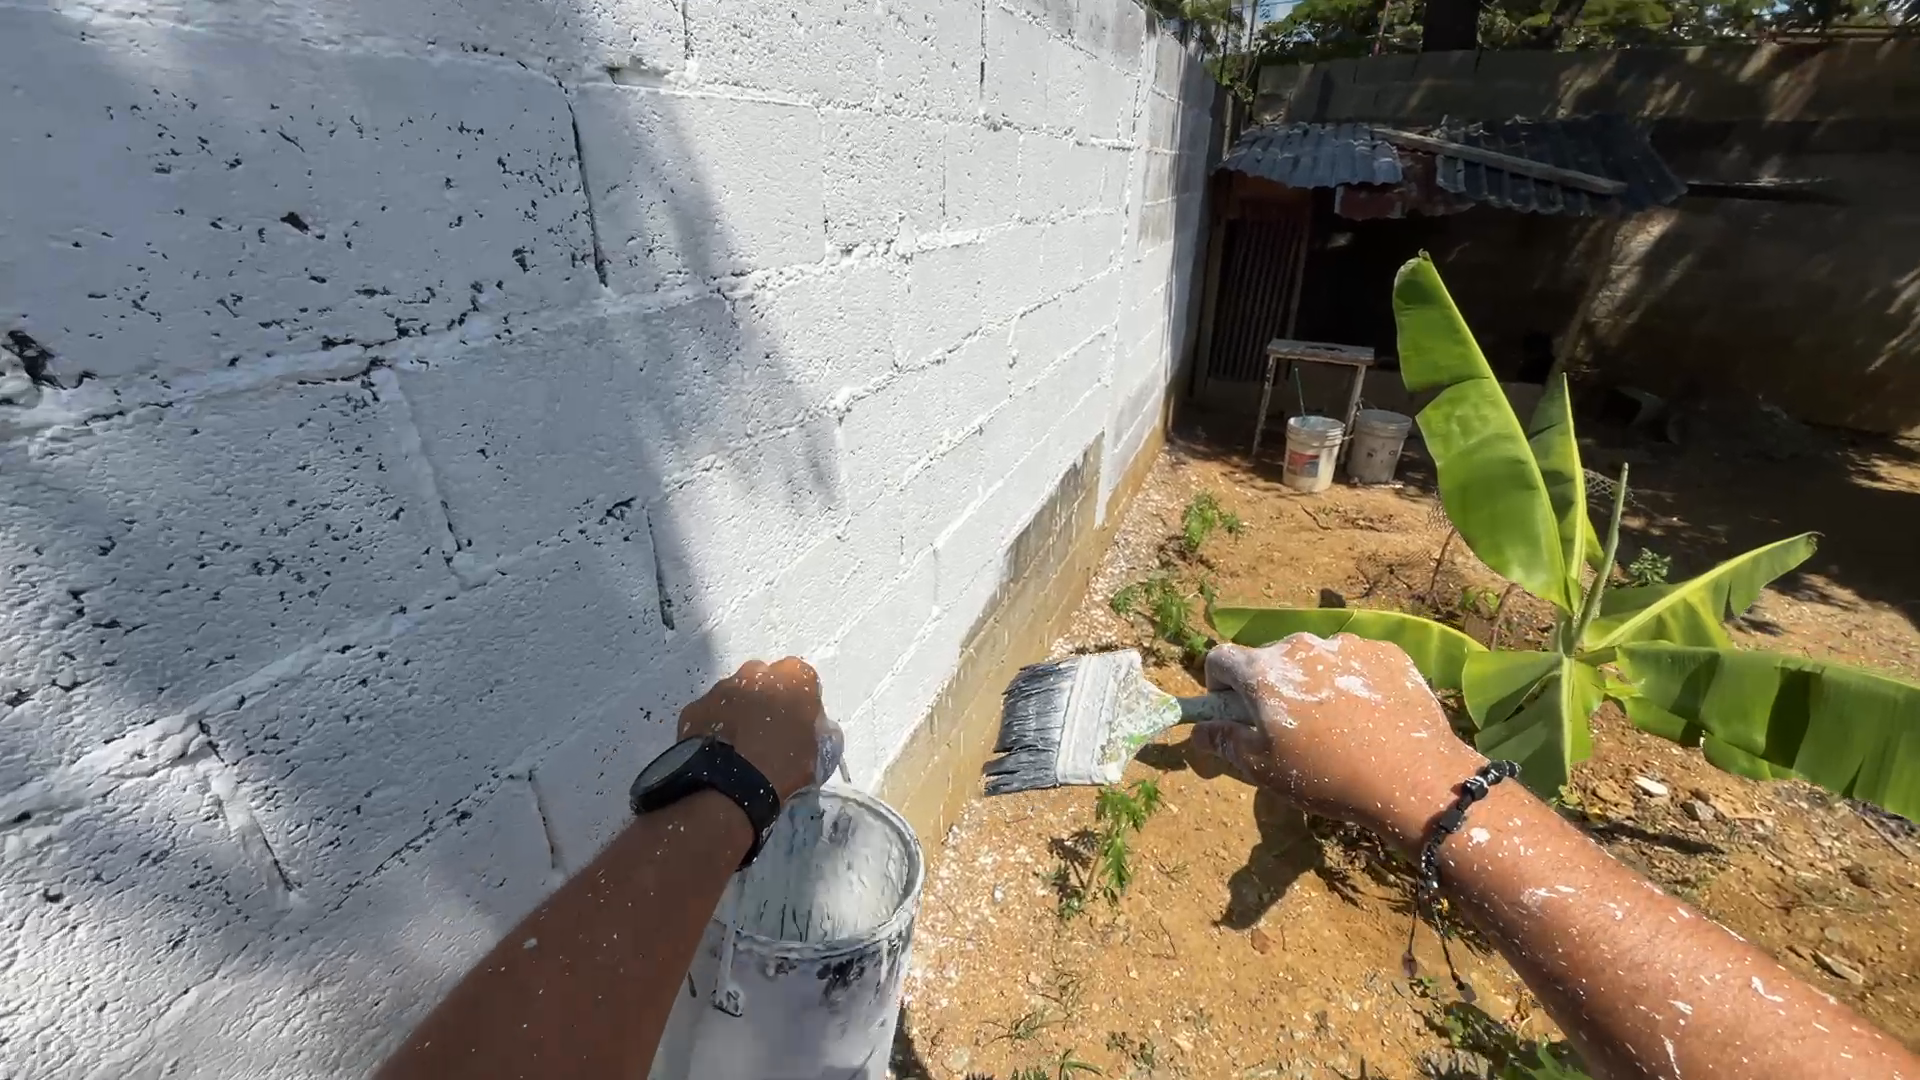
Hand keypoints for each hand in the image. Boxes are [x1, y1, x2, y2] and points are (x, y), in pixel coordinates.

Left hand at [678, 658, 841, 801]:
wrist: (728, 787)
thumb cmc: (783, 767)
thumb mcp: (818, 751)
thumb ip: (817, 728)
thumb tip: (811, 725)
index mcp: (794, 678)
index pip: (802, 676)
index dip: (800, 697)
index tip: (797, 719)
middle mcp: (757, 672)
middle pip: (765, 677)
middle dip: (767, 695)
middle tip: (767, 728)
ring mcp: (722, 687)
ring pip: (735, 691)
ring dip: (740, 707)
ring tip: (739, 742)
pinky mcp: (695, 707)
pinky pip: (710, 711)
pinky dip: (714, 723)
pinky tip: (717, 748)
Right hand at [1186, 633, 1484, 853]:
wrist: (1415, 779)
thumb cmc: (1326, 775)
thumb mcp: (1262, 768)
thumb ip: (1223, 741)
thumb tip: (1200, 731)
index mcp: (1262, 670)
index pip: (1220, 658)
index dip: (1218, 683)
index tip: (1233, 710)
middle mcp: (1299, 645)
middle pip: (1268, 658)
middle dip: (1268, 685)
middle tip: (1287, 725)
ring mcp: (1346, 645)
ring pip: (1312, 659)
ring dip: (1310, 682)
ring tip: (1334, 724)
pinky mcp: (1386, 653)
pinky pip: (1354, 661)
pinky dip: (1350, 681)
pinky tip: (1367, 716)